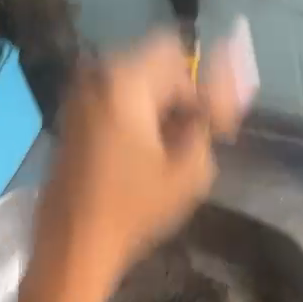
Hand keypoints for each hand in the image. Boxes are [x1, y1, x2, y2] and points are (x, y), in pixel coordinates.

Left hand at [36, 22, 256, 277]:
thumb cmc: (134, 209)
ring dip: (168, 106)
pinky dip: (144, 115)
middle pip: (159, 64)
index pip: (181, 55)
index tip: (226, 121)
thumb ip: (210, 119)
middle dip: (189, 93)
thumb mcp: (190, 170)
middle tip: (211, 132)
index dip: (212, 83)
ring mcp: (81, 95)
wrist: (73, 246)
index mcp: (125, 81)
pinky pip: (119, 100)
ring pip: (140, 82)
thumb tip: (229, 87)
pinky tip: (156, 150)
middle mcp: (98, 76)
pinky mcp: (74, 117)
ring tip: (185, 145)